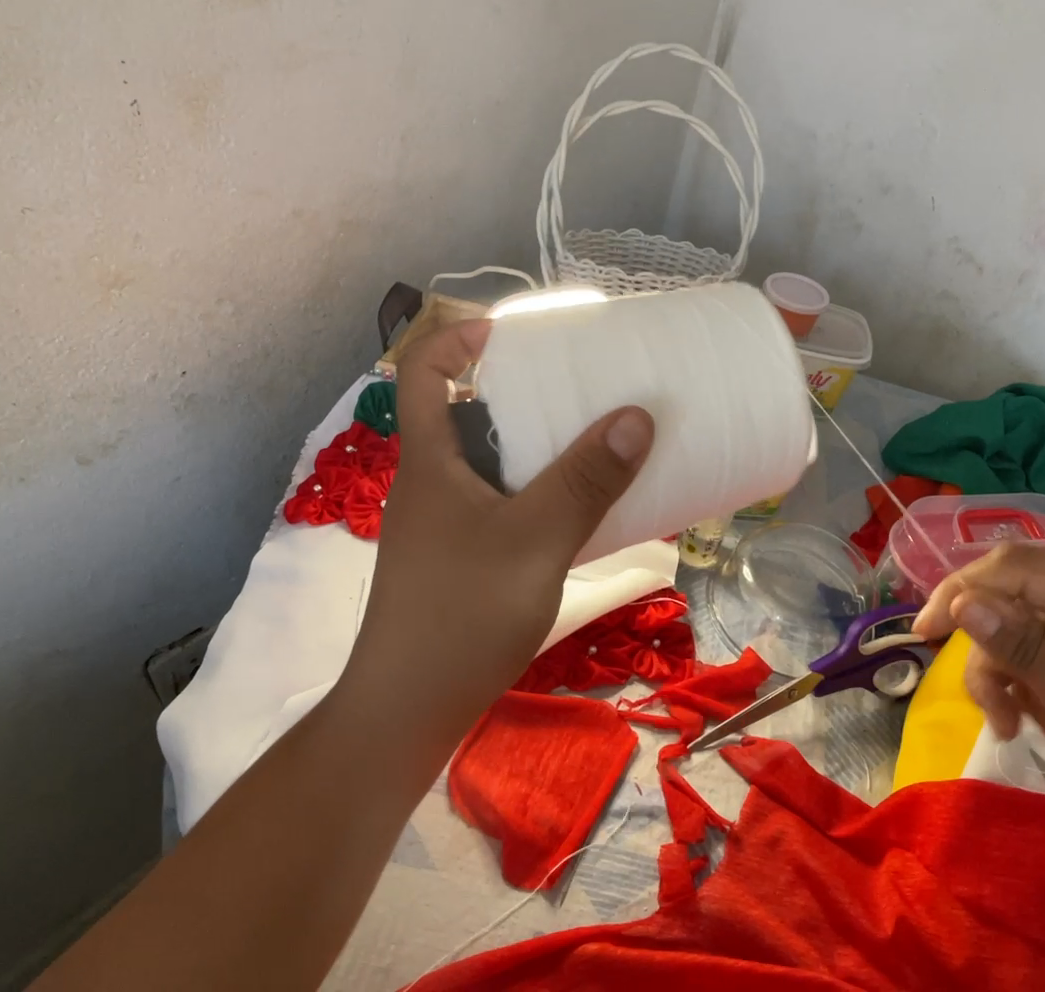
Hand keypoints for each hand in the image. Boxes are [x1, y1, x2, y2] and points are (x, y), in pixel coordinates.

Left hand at [344, 319, 653, 732]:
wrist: (407, 710)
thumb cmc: (461, 614)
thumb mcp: (534, 541)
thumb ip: (584, 481)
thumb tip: (637, 414)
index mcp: (431, 460)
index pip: (425, 370)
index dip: (462, 338)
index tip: (518, 334)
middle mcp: (430, 484)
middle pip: (466, 413)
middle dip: (519, 392)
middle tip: (578, 387)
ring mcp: (441, 526)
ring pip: (487, 465)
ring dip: (534, 448)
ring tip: (591, 443)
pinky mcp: (457, 562)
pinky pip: (498, 506)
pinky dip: (534, 495)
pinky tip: (576, 514)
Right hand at [912, 544, 1044, 860]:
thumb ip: (1025, 648)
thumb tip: (963, 599)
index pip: (1017, 566)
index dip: (961, 591)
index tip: (921, 635)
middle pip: (1025, 605)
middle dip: (997, 658)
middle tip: (999, 718)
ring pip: (1041, 639)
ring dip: (1021, 683)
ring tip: (1029, 735)